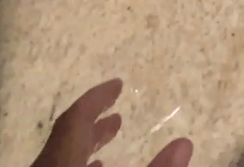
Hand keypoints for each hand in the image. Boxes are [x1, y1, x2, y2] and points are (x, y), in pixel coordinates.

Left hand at [30, 79, 192, 166]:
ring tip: (110, 141)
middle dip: (92, 123)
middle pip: (63, 139)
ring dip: (85, 146)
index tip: (118, 83)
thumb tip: (184, 143)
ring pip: (58, 158)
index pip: (74, 120)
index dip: (96, 99)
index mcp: (61, 162)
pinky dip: (75, 165)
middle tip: (117, 110)